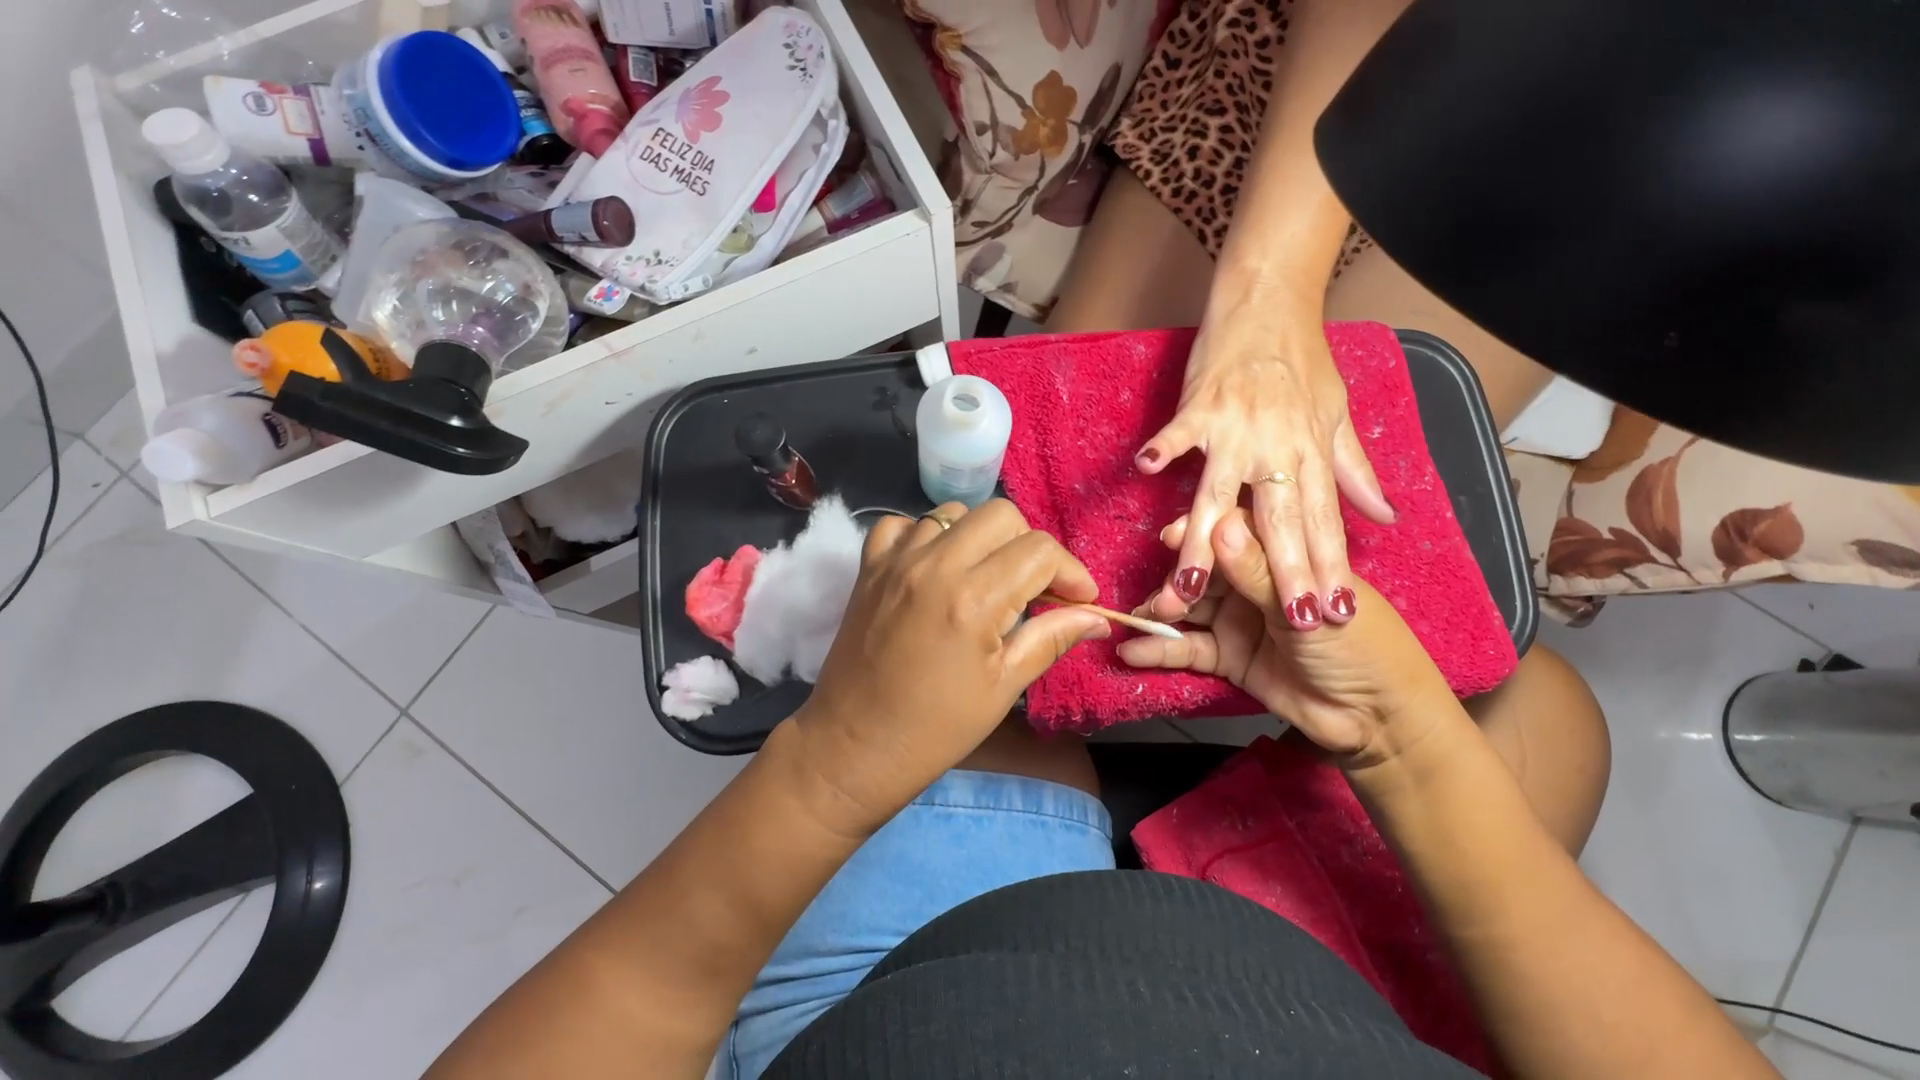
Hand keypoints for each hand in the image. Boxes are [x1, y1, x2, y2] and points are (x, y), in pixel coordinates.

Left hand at [790, 500, 1108, 829]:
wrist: (853, 747)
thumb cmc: (935, 729)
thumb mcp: (1003, 687)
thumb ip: (1051, 639)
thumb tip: (1097, 617)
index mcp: (973, 599)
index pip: (1039, 551)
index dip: (1071, 572)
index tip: (1079, 600)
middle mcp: (934, 565)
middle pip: (1002, 515)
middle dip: (1030, 547)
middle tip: (1034, 589)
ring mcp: (895, 561)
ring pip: (954, 514)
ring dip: (981, 538)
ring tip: (986, 578)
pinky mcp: (868, 568)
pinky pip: (903, 525)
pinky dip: (927, 537)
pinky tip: (937, 569)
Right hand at [1118, 510, 1451, 768]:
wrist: (1378, 719)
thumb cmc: (1362, 647)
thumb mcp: (1305, 605)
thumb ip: (1259, 570)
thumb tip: (1219, 524)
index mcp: (1283, 556)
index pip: (1233, 533)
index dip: (1200, 534)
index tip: (1172, 538)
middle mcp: (1255, 582)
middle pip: (1203, 571)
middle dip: (1177, 580)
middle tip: (1161, 596)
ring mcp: (1238, 619)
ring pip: (1190, 609)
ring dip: (1161, 613)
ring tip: (1131, 620)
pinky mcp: (1228, 657)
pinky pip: (1188, 648)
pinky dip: (1160, 649)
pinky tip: (1131, 651)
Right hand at [1136, 301, 1394, 628]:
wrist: (1270, 300)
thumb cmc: (1301, 359)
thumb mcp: (1337, 415)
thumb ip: (1355, 472)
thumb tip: (1386, 518)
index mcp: (1312, 452)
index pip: (1324, 521)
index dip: (1329, 567)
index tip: (1335, 612)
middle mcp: (1279, 446)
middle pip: (1282, 519)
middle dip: (1288, 572)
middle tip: (1294, 621)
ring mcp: (1238, 426)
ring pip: (1222, 493)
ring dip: (1206, 540)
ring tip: (1192, 587)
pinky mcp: (1202, 403)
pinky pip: (1182, 430)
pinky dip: (1167, 446)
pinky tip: (1147, 470)